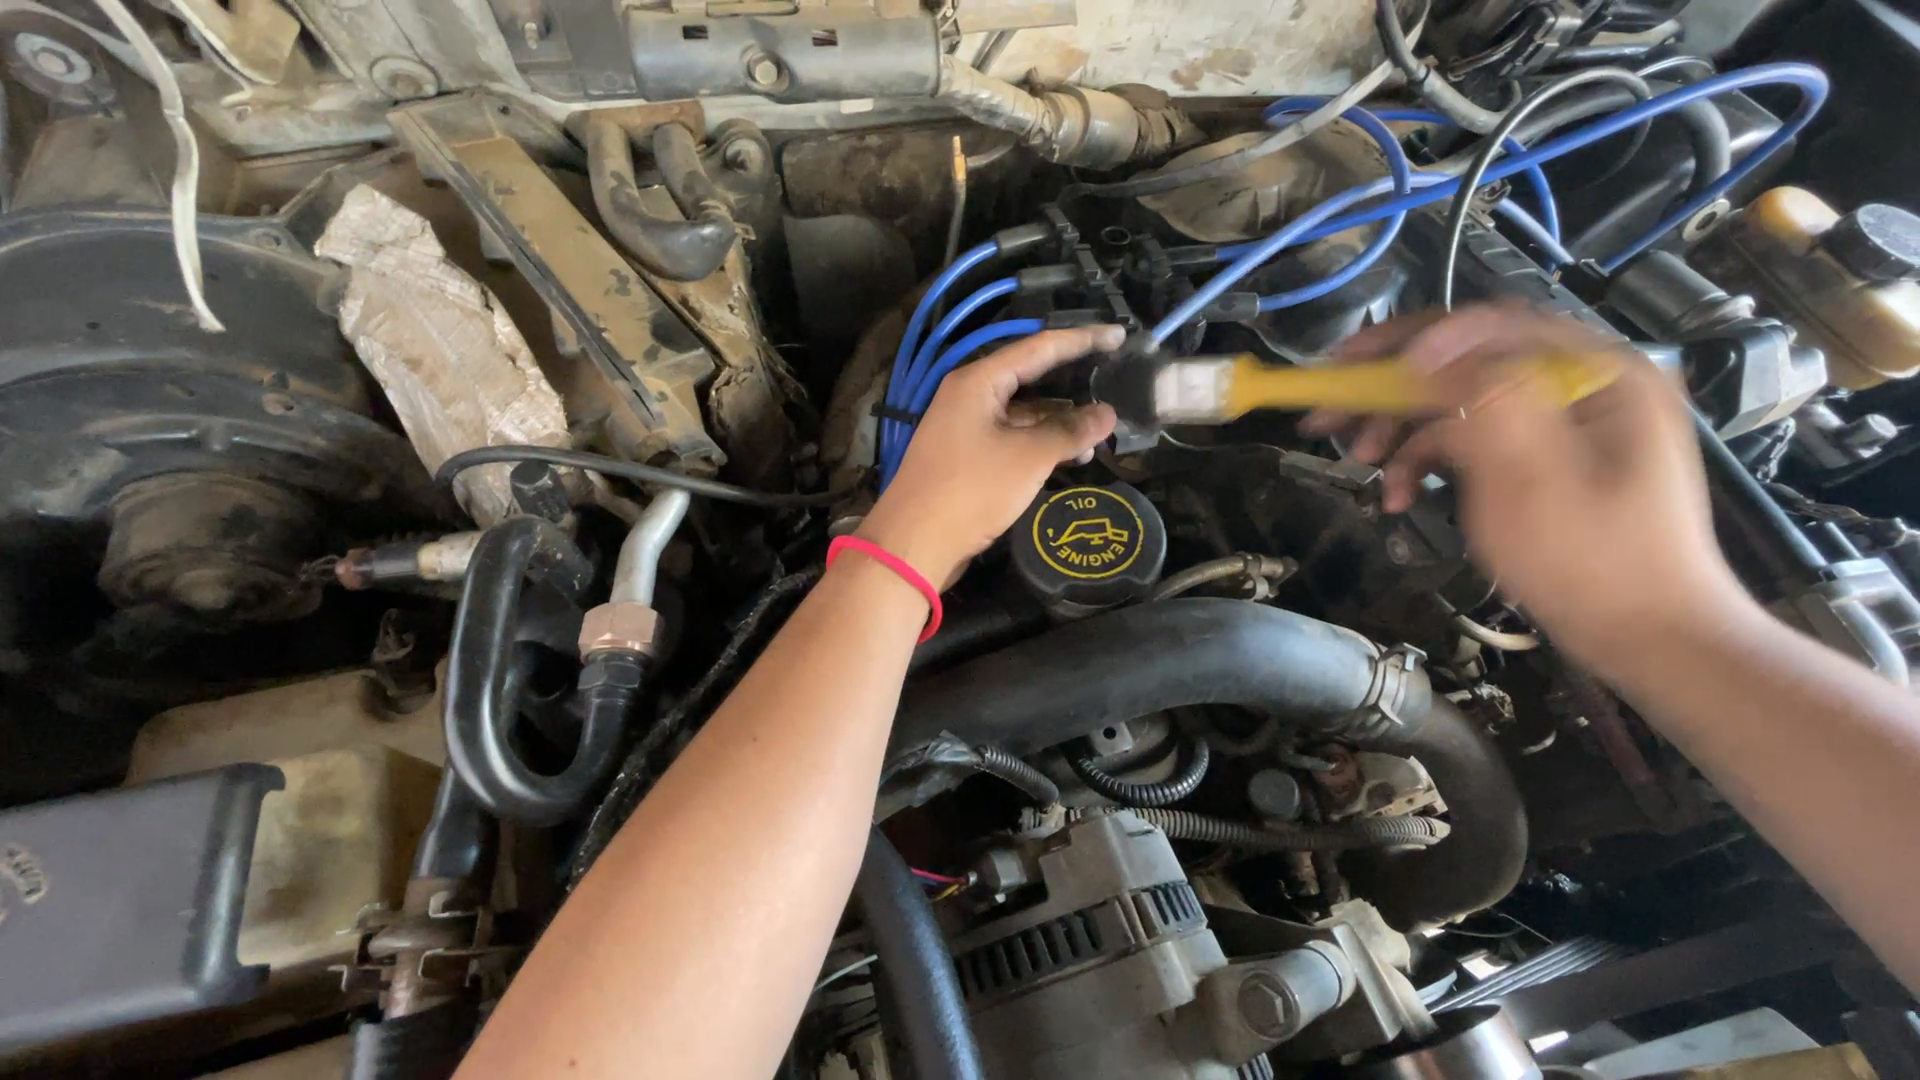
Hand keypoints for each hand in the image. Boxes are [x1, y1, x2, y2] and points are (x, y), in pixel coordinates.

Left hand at [860, 326, 1121, 587]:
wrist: (914, 543)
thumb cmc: (971, 490)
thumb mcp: (1029, 457)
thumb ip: (1070, 431)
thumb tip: (1108, 414)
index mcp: (978, 381)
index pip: (1040, 347)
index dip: (1083, 340)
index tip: (1120, 335)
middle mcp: (969, 396)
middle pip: (1030, 377)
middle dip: (1073, 382)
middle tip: (1115, 377)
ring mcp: (966, 427)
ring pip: (1023, 413)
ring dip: (1060, 421)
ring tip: (1101, 432)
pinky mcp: (967, 457)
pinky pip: (1012, 438)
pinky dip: (1040, 443)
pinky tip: (1072, 457)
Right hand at [1303, 304, 1754, 665]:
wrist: (1647, 635)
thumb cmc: (1593, 561)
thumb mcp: (1533, 477)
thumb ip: (1485, 401)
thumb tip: (1426, 352)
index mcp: (1593, 374)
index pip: (1488, 328)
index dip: (1410, 339)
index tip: (1348, 365)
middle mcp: (1573, 385)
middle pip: (1461, 365)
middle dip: (1389, 390)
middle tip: (1328, 412)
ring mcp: (1551, 424)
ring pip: (1455, 406)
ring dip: (1400, 432)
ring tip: (1358, 463)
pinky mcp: (1532, 459)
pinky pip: (1465, 444)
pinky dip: (1424, 464)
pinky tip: (1399, 497)